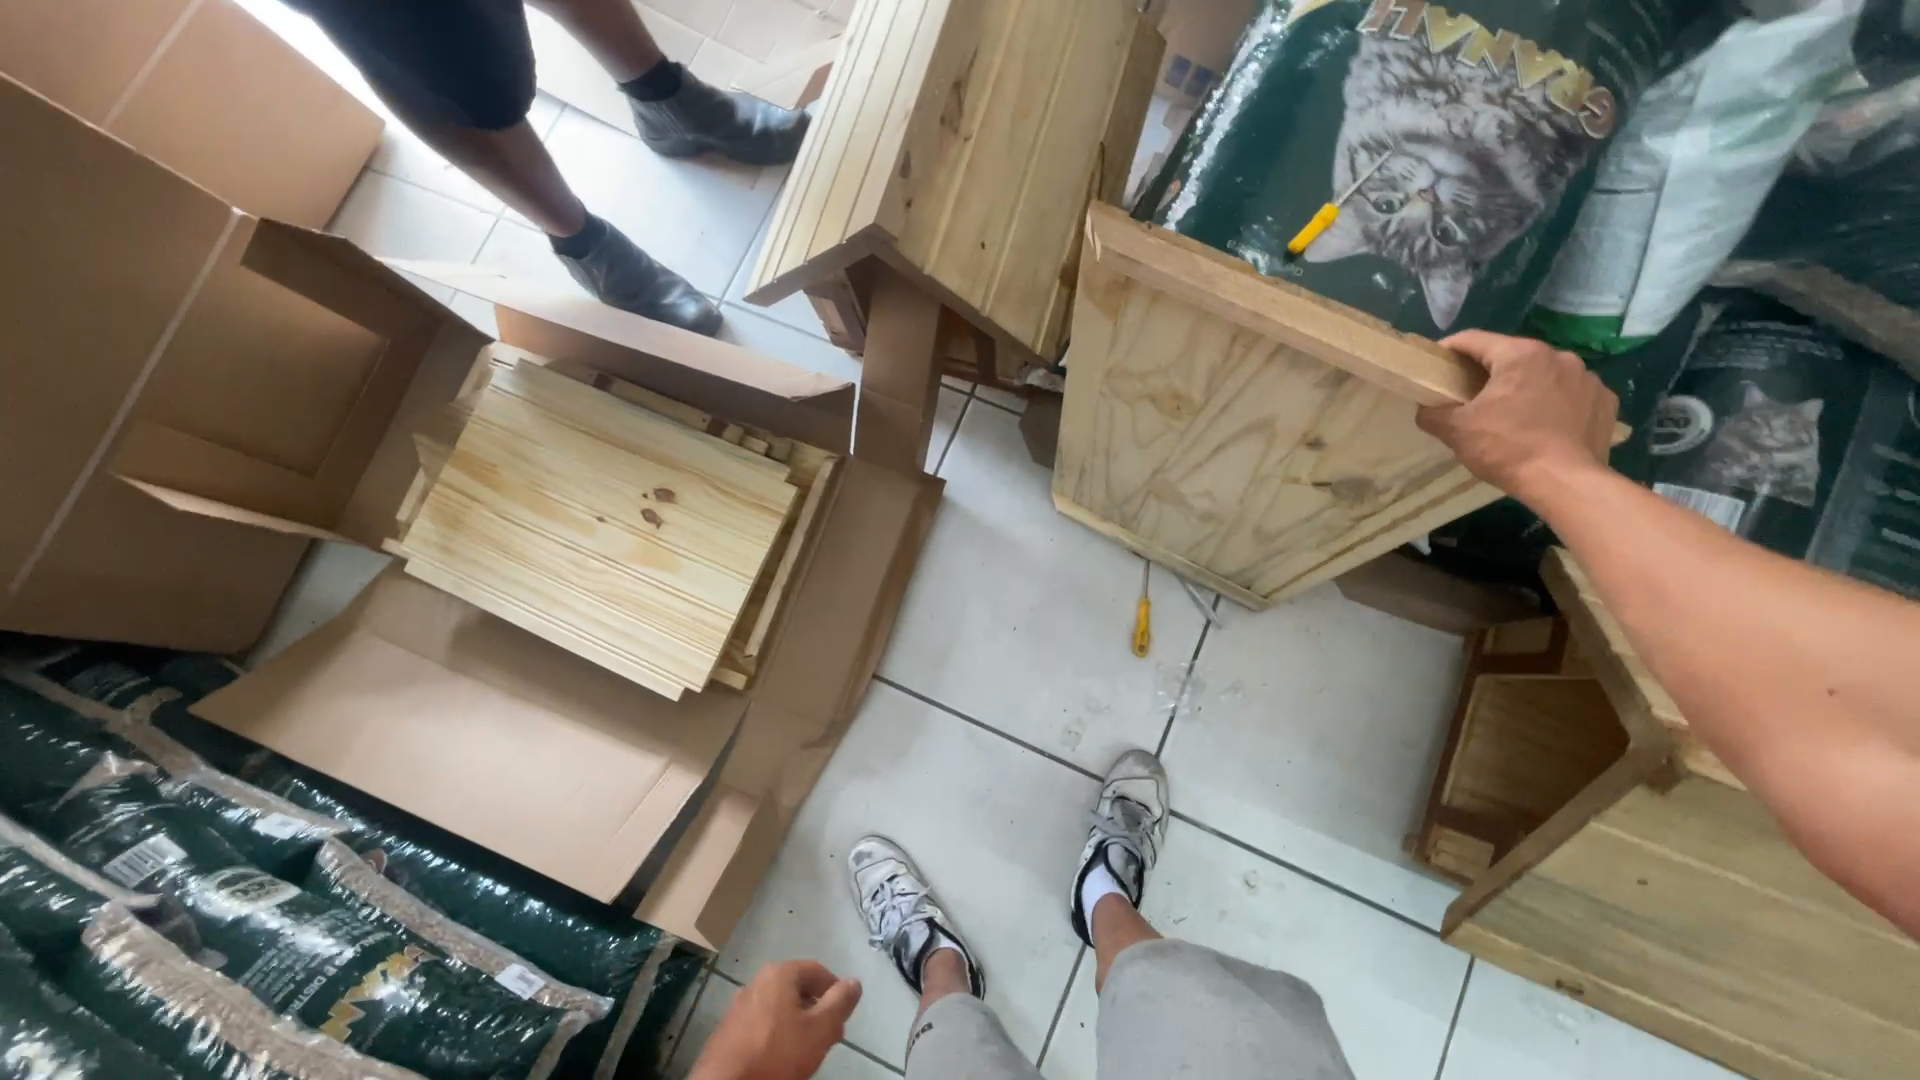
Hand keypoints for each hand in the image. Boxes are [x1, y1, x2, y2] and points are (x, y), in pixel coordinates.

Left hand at [687, 961, 862, 1079]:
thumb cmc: (777, 1054)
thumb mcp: (820, 1029)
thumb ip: (840, 1003)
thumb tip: (854, 982)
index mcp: (779, 974)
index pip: (817, 971)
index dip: (835, 992)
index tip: (842, 1018)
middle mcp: (757, 982)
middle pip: (797, 989)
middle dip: (817, 1011)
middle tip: (829, 1037)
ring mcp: (739, 1006)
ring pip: (779, 1008)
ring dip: (797, 1024)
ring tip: (807, 1051)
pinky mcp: (728, 1031)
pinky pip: (762, 1024)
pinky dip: (777, 1035)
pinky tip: (780, 1058)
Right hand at [1417, 330, 1618, 501]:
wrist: (1565, 482)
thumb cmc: (1506, 448)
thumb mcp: (1455, 431)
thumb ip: (1432, 412)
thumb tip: (1427, 408)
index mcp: (1519, 355)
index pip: (1474, 339)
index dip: (1449, 349)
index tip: (1435, 363)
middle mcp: (1558, 356)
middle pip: (1511, 356)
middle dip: (1488, 371)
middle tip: (1470, 395)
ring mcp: (1587, 377)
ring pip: (1543, 373)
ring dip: (1524, 386)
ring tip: (1511, 413)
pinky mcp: (1604, 400)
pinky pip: (1571, 393)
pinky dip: (1554, 402)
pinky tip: (1544, 425)